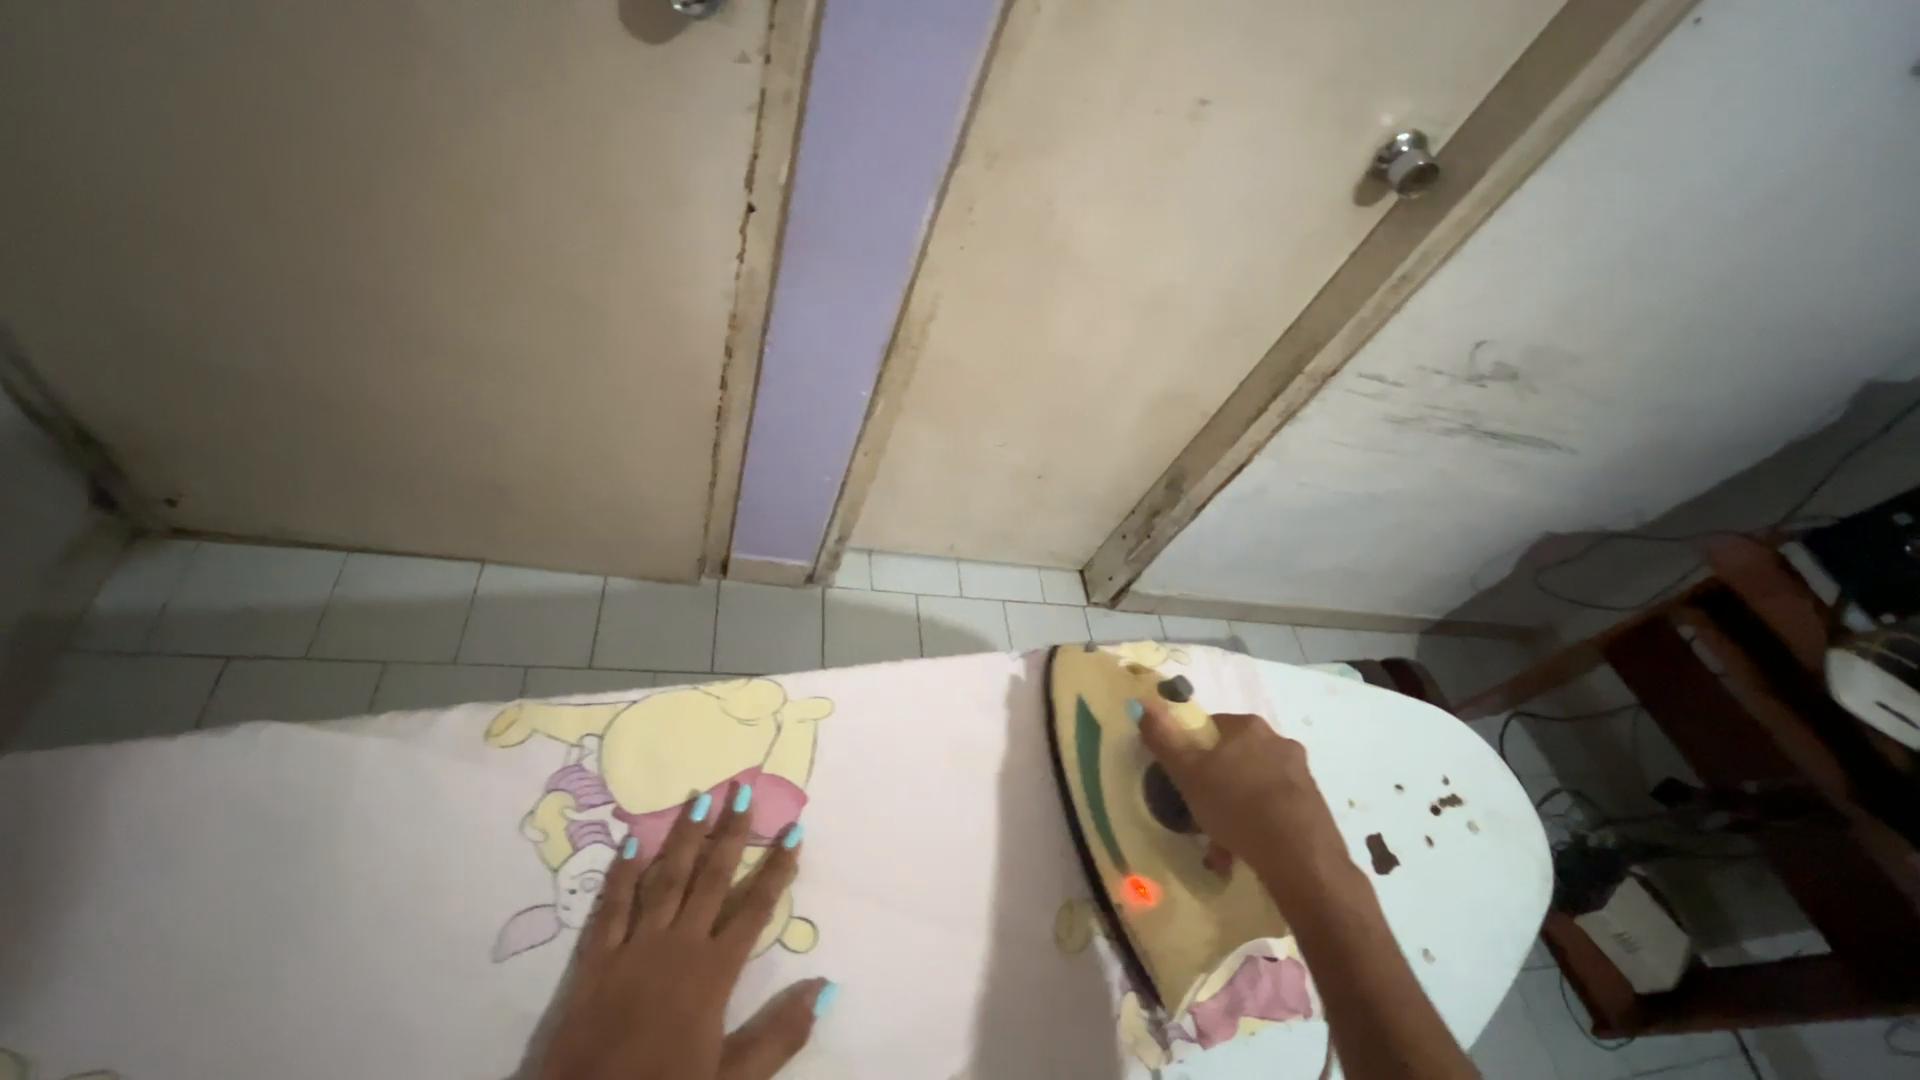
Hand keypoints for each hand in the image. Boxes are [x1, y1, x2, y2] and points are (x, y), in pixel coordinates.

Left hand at [536, 786, 830, 1079]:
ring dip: (684, 838)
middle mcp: (678, 946)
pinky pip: (611, 906)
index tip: (794, 829)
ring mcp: (634, 948)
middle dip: (731, 833)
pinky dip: (621, 873)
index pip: (755, 908)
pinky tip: (631, 841)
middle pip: (712, 878)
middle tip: (742, 790)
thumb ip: (779, 1033)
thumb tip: (825, 987)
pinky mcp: (595, 960)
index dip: (777, 868)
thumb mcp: (733, 1078)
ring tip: (698, 798)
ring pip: (665, 880)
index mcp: (714, 973)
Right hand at [1135, 701, 1355, 910]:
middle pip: (1234, 757)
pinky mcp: (1314, 804)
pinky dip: (1257, 825)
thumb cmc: (1235, 805)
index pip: (1211, 727)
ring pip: (1254, 786)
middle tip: (1200, 814)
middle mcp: (1279, 741)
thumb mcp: (1187, 772)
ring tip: (1220, 845)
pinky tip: (1243, 853)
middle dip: (1216, 784)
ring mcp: (1301, 773)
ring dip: (1235, 808)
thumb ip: (1163, 738)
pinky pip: (1274, 809)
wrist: (1299, 856)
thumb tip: (1141, 702)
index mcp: (1248, 726)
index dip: (1191, 751)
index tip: (1183, 778)